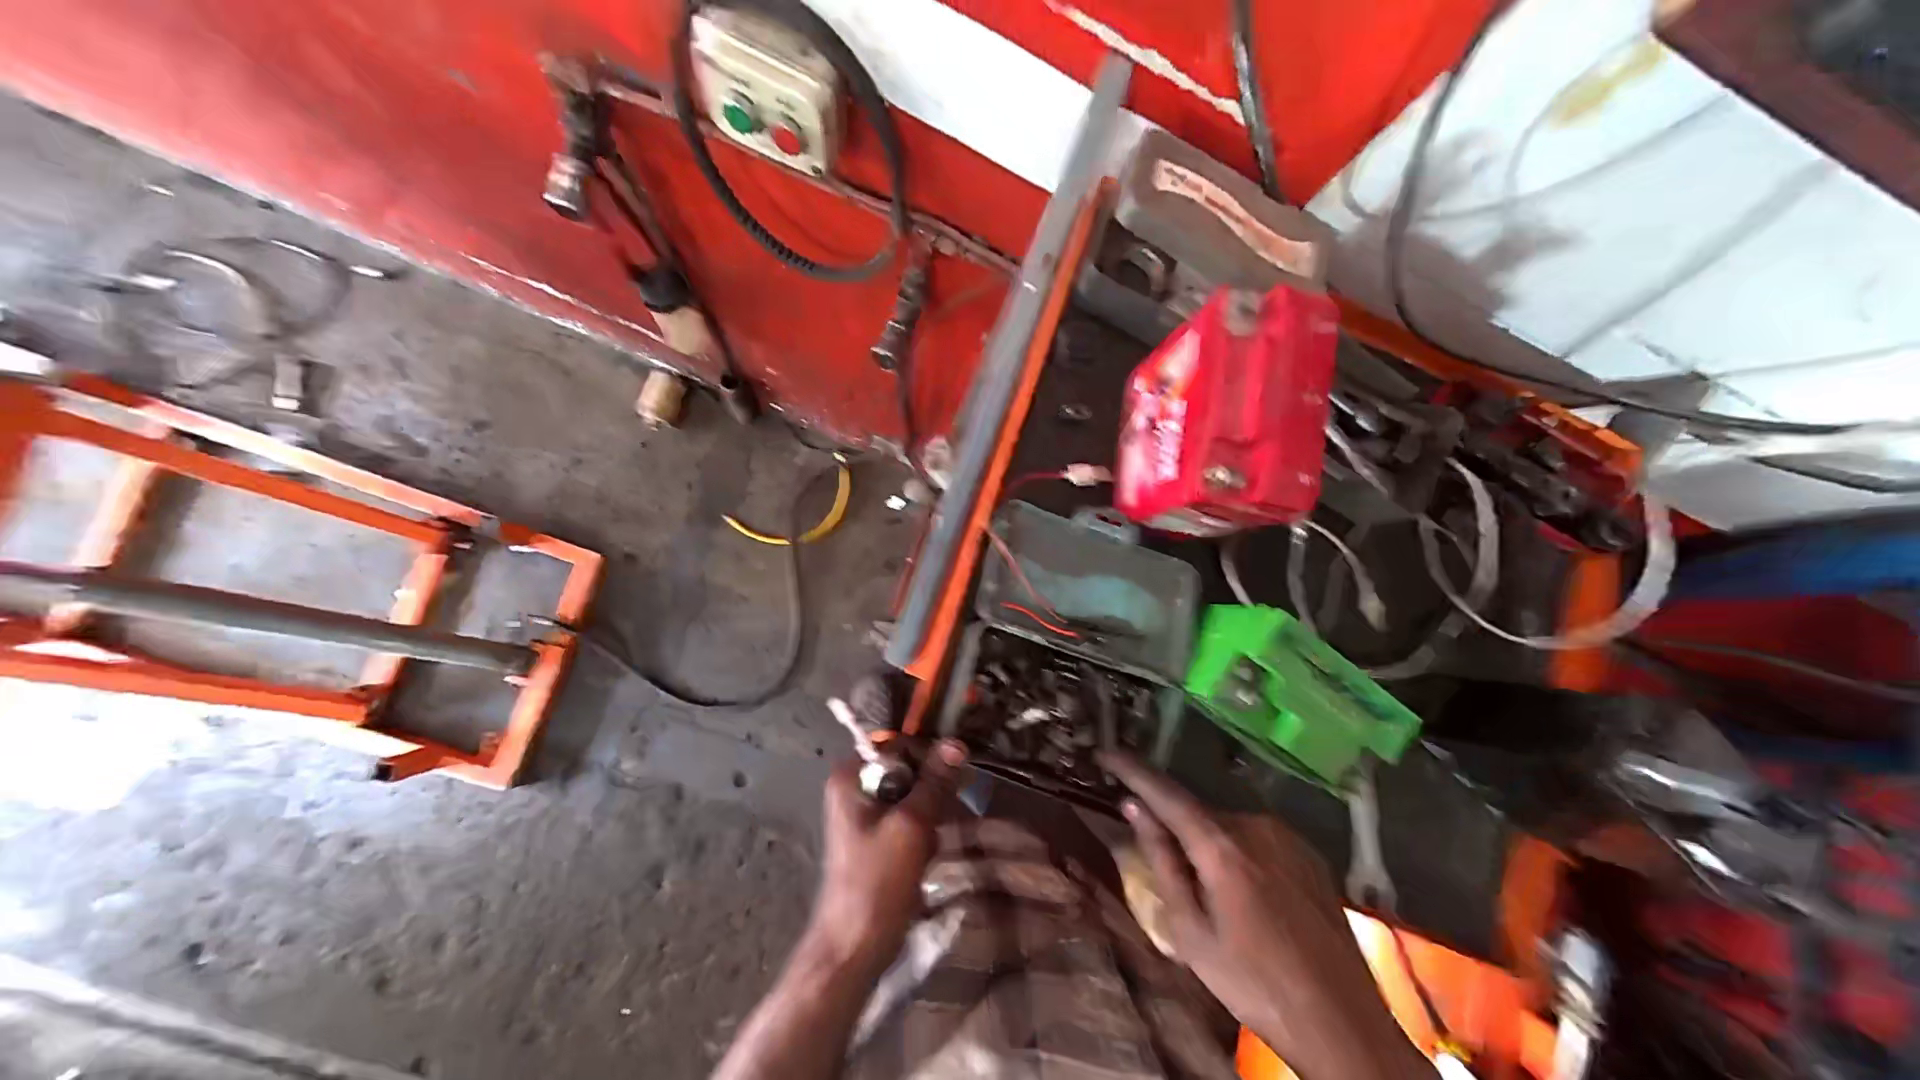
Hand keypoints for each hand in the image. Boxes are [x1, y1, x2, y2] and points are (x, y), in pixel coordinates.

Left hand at [806, 738, 967, 970]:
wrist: (854, 948)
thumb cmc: (877, 882)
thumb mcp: (911, 825)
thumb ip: (935, 782)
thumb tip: (956, 743)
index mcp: (850, 775)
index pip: (898, 744)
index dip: (928, 755)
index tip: (955, 775)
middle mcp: (853, 787)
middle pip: (906, 768)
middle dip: (932, 788)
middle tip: (953, 808)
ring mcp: (864, 814)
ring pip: (912, 794)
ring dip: (932, 812)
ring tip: (938, 837)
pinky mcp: (876, 838)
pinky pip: (908, 818)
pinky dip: (924, 829)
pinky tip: (931, 851)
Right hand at [1099, 751, 1425, 1079]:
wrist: (1342, 1025)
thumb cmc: (1253, 984)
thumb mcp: (1190, 931)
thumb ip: (1161, 861)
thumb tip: (1133, 807)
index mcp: (1222, 847)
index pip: (1166, 793)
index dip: (1131, 770)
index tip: (1104, 753)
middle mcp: (1257, 827)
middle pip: (1197, 811)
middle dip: (1172, 823)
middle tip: (1158, 859)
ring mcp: (1288, 837)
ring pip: (1227, 825)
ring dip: (1206, 841)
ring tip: (1209, 894)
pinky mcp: (1310, 854)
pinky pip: (1256, 838)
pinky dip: (1236, 850)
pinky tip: (1245, 895)